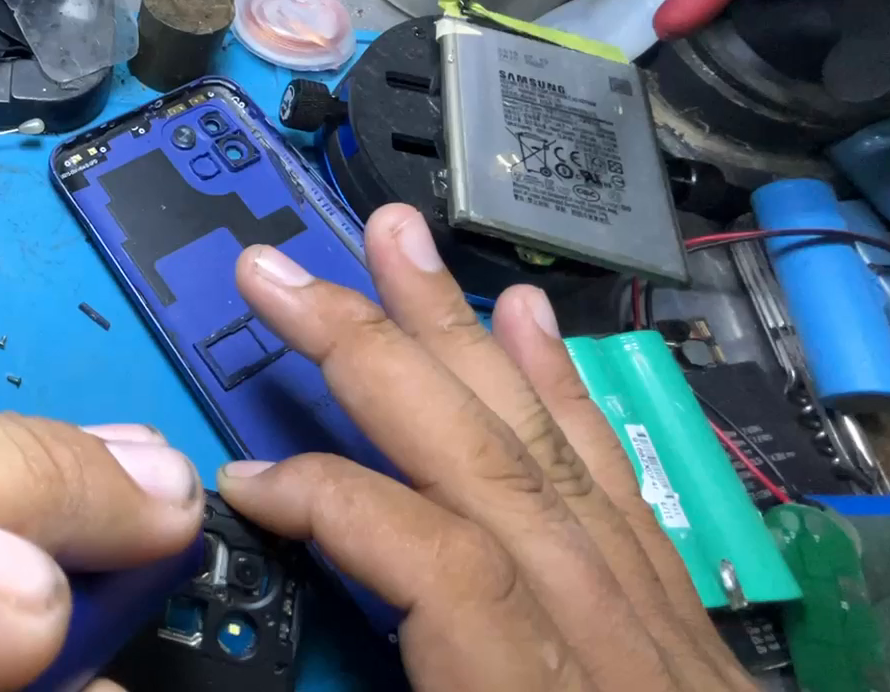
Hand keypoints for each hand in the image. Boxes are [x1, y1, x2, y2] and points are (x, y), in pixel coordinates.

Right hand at [218, 203, 756, 691]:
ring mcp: (667, 637)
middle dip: (370, 346)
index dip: (319, 498)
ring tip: (396, 240)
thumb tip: (210, 676)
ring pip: (550, 448)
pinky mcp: (679, 631)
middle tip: (282, 270)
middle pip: (489, 463)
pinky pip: (619, 485)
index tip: (236, 486)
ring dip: (456, 330)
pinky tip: (526, 317)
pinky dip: (561, 388)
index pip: (435, 557)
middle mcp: (625, 657)